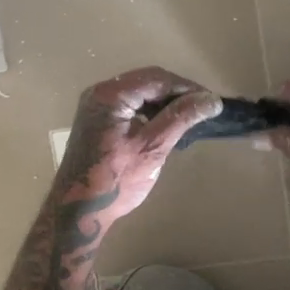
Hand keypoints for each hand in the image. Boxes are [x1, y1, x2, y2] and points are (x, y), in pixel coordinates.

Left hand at [53, 67, 221, 224]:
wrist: (78, 210)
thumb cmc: (115, 180)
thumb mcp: (152, 147)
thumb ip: (180, 118)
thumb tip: (211, 100)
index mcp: (110, 95)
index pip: (157, 79)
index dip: (187, 88)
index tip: (211, 102)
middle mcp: (100, 93)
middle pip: (147, 82)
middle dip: (176, 93)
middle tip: (203, 109)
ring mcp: (96, 107)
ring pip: (139, 93)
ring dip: (164, 102)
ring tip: (189, 117)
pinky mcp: (98, 121)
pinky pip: (129, 106)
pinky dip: (150, 111)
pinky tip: (166, 125)